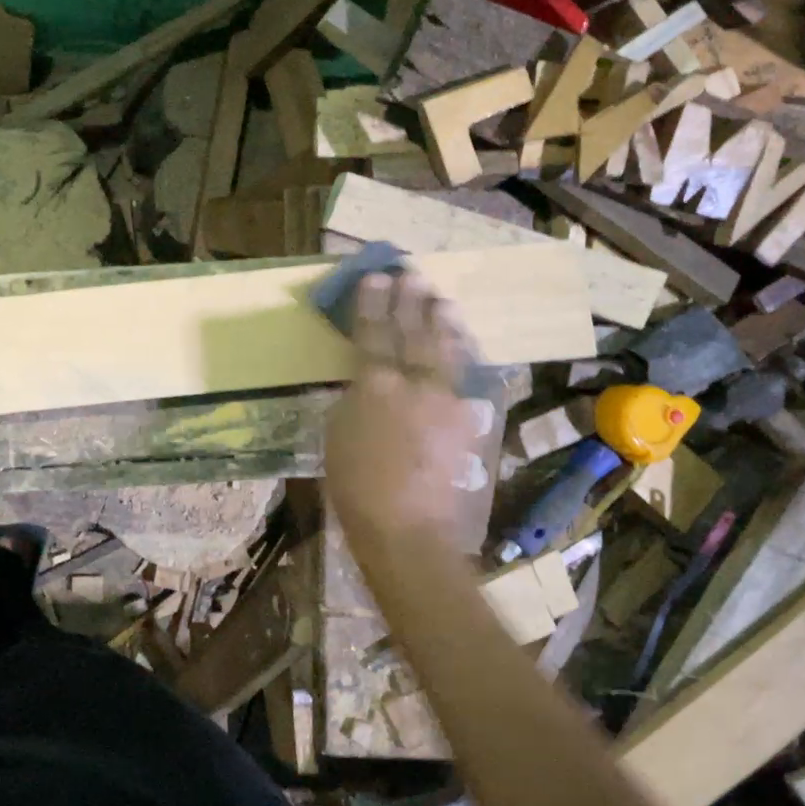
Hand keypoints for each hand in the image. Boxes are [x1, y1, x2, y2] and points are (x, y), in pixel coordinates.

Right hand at [324, 271, 479, 539]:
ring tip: (441, 302)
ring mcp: (447, 402)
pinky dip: (461, 356)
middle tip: (412, 276)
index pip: (373, 333)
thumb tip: (362, 382)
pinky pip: (466, 378)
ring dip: (442, 323)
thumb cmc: (355, 485)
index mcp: (373, 385)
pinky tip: (462, 346)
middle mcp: (414, 384)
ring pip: (447, 352)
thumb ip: (353, 399)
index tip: (377, 277)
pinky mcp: (468, 423)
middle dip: (411, 303)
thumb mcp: (336, 434)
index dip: (373, 304)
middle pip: (413, 333)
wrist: (409, 529)